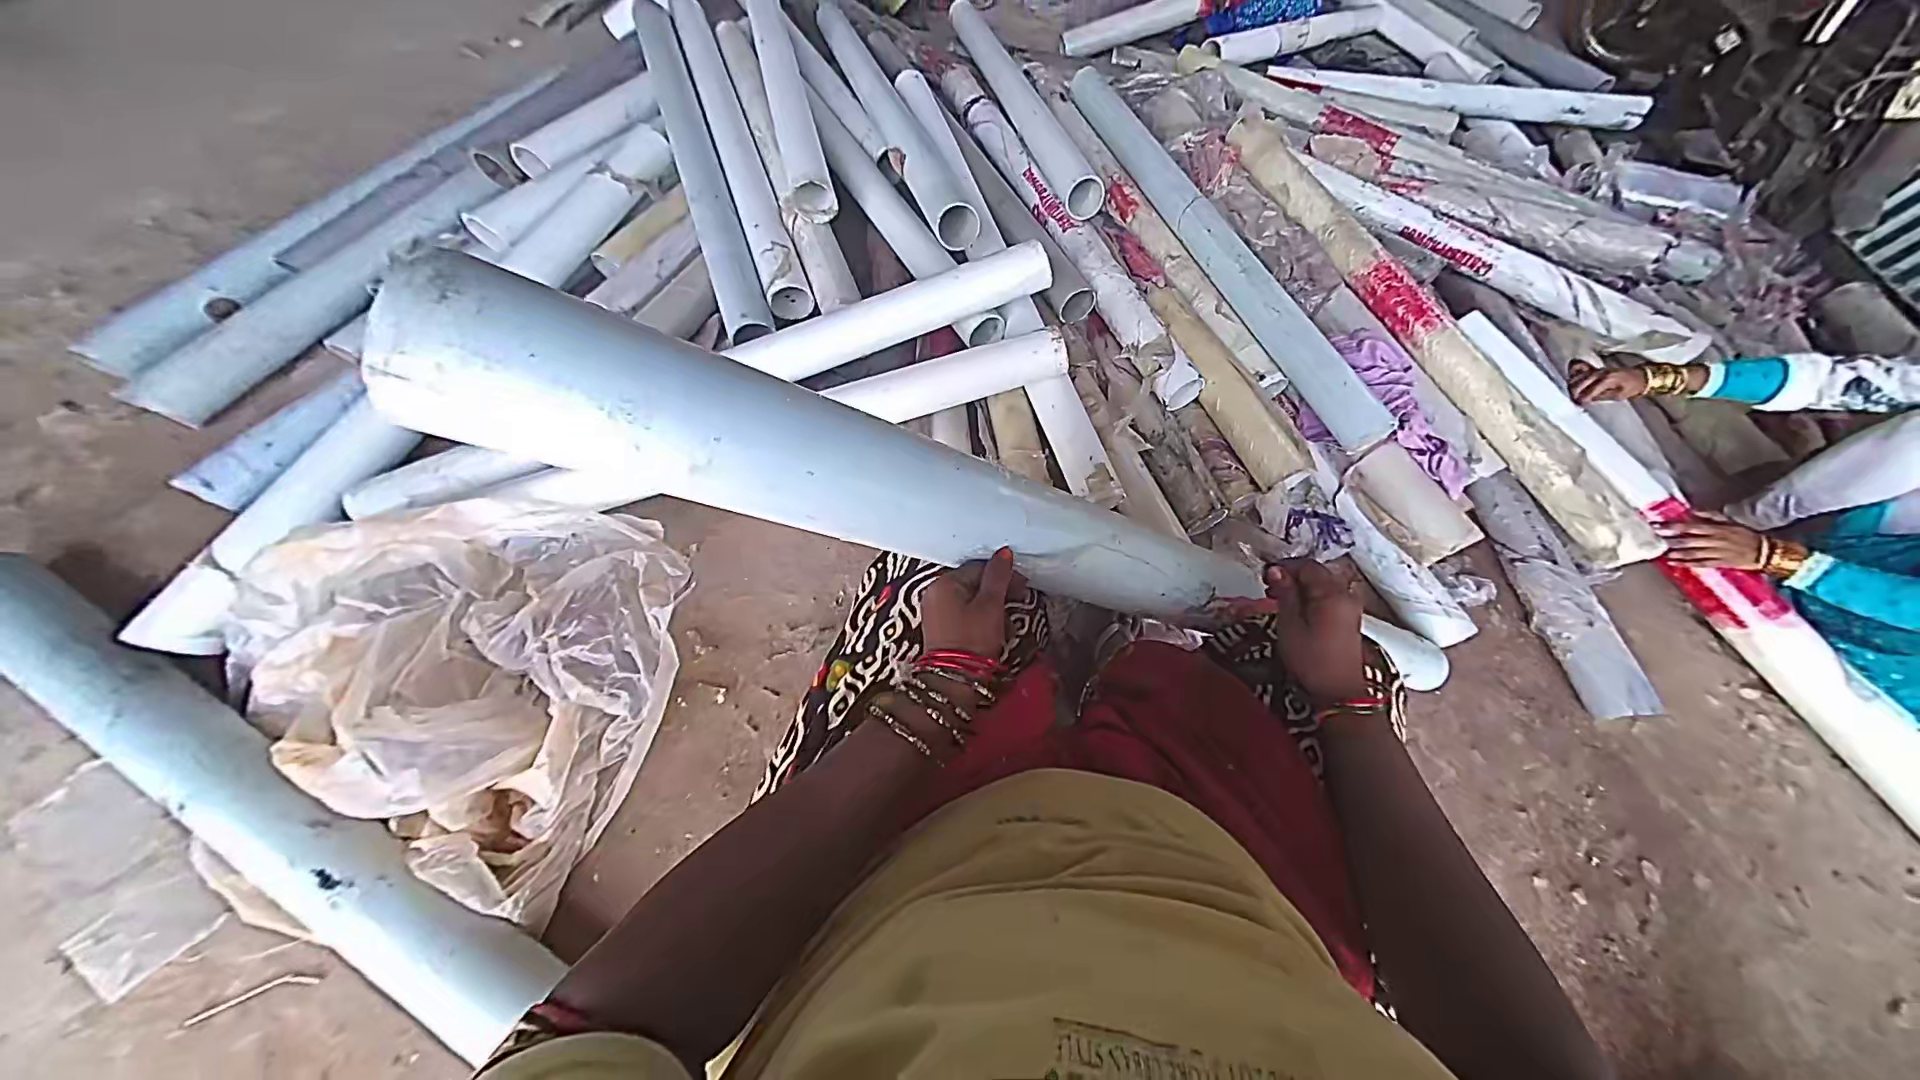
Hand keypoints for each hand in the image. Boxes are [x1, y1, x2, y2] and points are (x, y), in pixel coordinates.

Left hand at [922, 547, 1020, 657]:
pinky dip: (981, 619)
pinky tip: (994, 632)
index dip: (1003, 575)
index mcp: (944, 583)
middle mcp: (935, 593)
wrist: (955, 680)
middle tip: (1017, 602)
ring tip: (1007, 624)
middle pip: (973, 583)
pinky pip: (964, 614)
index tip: (1022, 587)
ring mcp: (936, 612)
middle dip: (998, 593)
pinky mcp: (941, 629)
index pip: (979, 567)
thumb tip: (1004, 552)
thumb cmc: (973, 639)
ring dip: (993, 608)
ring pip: (971, 600)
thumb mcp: (990, 605)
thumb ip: (998, 576)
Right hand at [1265, 559, 1369, 705]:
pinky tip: (1297, 609)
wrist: (1338, 691)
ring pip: (1323, 584)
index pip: (1307, 566)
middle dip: (1293, 575)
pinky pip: (1329, 596)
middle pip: (1318, 573)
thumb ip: (1284, 593)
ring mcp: (1350, 607)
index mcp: (1331, 593)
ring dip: (1301, 586)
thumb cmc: (1310, 658)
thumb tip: (1275, 570)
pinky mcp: (1349, 619)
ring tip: (1280, 599)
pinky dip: (1312, 597)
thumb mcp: (1290, 624)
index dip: (1284, 567)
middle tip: (1269, 588)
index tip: (1264, 576)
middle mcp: (1345, 594)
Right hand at [1567, 361, 1649, 403]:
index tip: (1578, 404)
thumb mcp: (1619, 396)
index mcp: (1607, 380)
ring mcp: (1598, 369)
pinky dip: (1574, 372)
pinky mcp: (1597, 368)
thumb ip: (1601, 397)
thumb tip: (1586, 400)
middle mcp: (1600, 373)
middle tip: (1574, 400)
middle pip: (1579, 383)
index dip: (1582, 399)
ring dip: (1572, 385)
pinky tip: (1571, 378)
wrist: (1643, 376)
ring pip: (1577, 376)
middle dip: (1574, 393)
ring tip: (1572, 393)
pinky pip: (1580, 368)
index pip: (1588, 391)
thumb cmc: (1633, 387)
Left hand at [1653, 518, 1765, 568]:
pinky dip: (1685, 564)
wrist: (1770, 552)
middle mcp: (1717, 541)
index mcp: (1719, 530)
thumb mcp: (1732, 523)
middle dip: (1670, 541)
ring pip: (1693, 553)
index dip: (1673, 527)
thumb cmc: (1747, 535)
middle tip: (1655, 540)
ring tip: (1661, 553)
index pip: (1692, 527)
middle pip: (1689, 541)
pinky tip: (1672, 563)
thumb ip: (1712, 517)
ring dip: (1676, 553)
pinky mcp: (1721, 563)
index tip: (1656, 526)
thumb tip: (1693, 511)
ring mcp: (1718, 553)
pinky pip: (1700, 564)